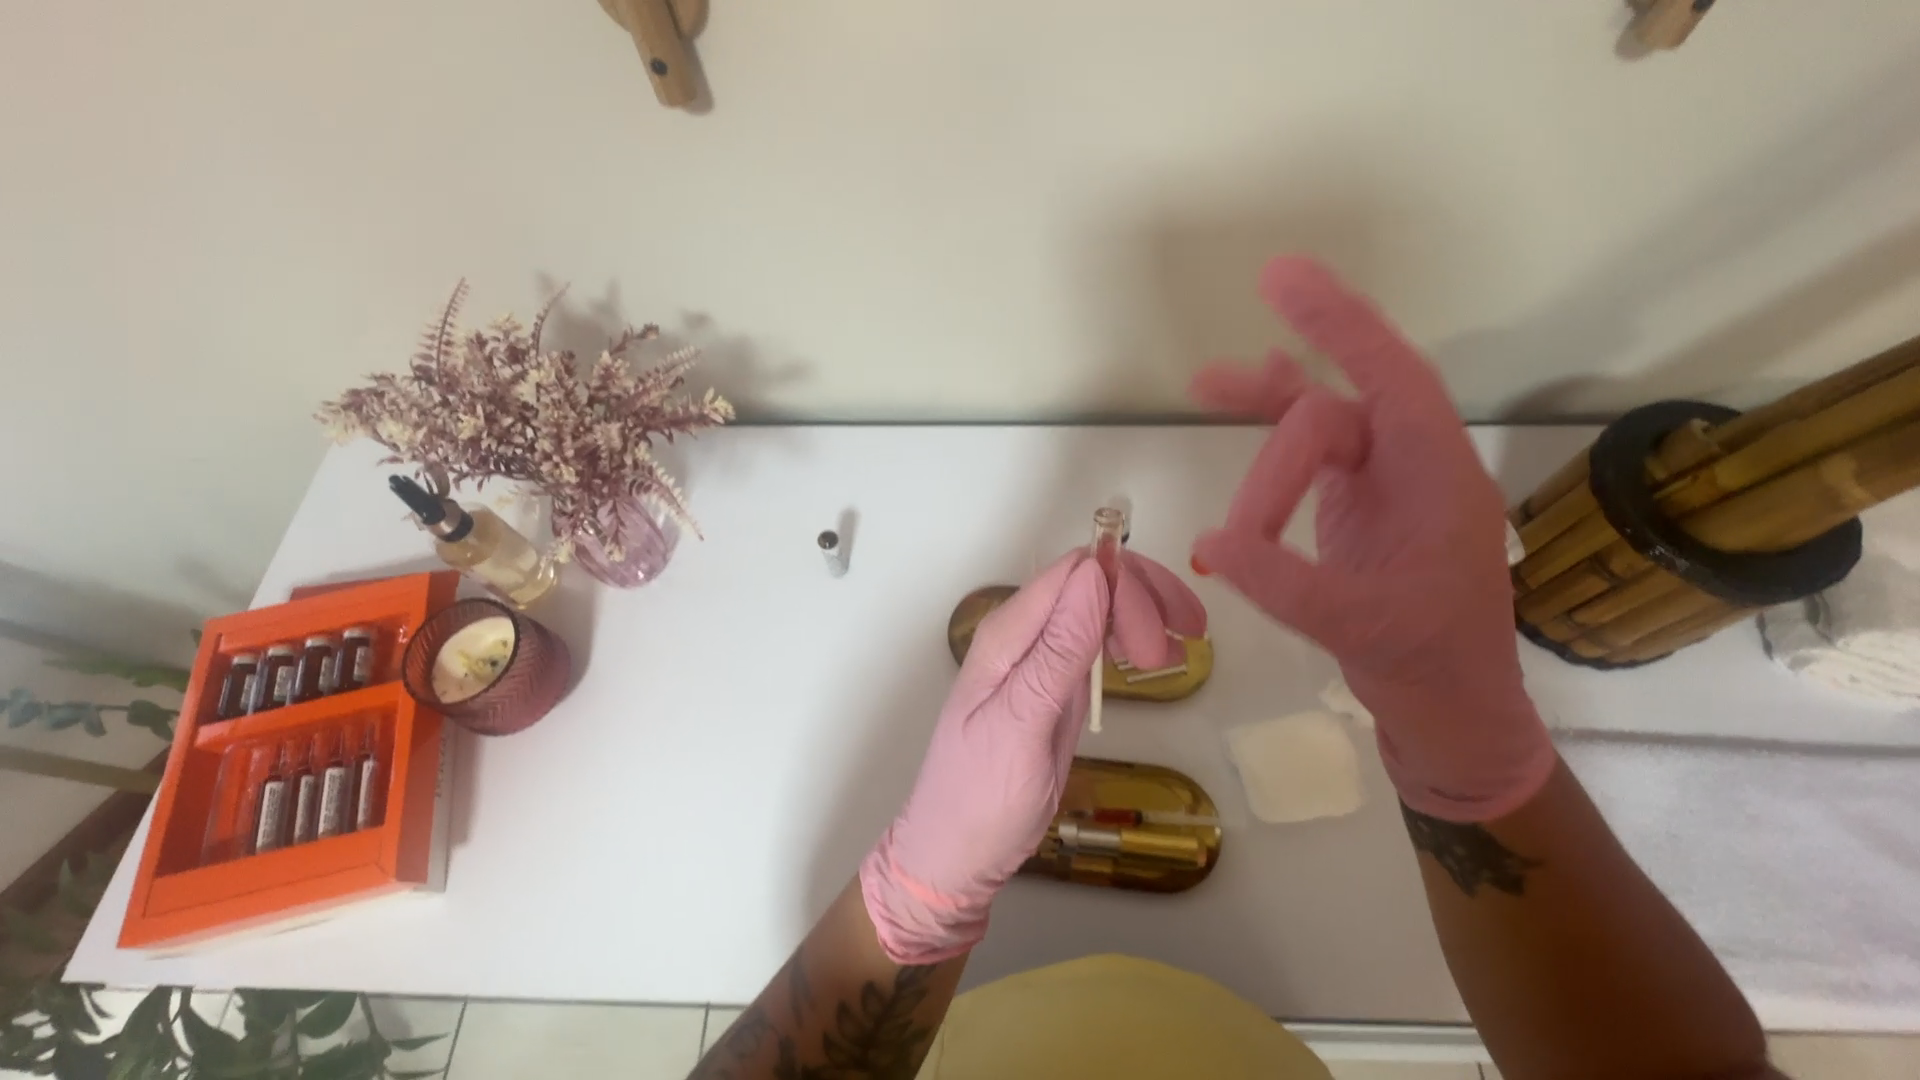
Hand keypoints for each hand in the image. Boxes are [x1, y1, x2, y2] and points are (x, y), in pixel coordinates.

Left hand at [860, 548, 1198, 963]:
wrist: (956, 854)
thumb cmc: (981, 798)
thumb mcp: (1021, 726)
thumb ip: (1056, 653)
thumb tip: (1094, 577)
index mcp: (1005, 636)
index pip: (1073, 574)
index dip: (1125, 590)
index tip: (1159, 639)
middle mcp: (1020, 636)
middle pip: (1089, 583)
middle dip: (1141, 600)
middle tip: (1181, 645)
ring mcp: (1036, 658)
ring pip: (1096, 606)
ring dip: (1141, 615)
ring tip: (1175, 650)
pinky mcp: (1051, 683)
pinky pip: (1092, 640)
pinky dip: (1125, 639)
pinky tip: (1149, 658)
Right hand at [1189, 257, 1554, 821]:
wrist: (1447, 704)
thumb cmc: (1426, 664)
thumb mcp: (1355, 626)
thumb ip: (1283, 583)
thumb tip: (1210, 544)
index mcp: (1437, 476)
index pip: (1388, 376)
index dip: (1338, 323)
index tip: (1282, 278)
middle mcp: (1413, 465)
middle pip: (1333, 410)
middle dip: (1271, 454)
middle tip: (1213, 480)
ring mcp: (1383, 485)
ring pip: (1318, 425)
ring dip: (1262, 411)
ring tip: (1202, 390)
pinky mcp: (1356, 506)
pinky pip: (1310, 458)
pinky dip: (1271, 445)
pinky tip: (1242, 421)